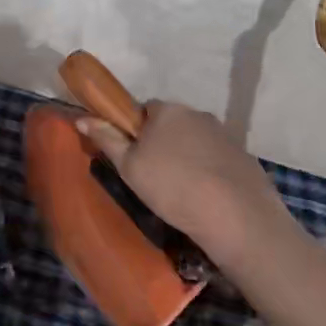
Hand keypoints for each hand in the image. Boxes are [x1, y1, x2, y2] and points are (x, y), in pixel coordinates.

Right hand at [77, 101, 302, 269]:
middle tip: (154, 177)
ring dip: (186, 157)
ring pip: (194, 141)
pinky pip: (215, 158)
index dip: (136, 132)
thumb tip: (82, 117)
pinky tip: (206, 196)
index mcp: (167, 109)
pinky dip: (208, 171)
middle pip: (170, 124)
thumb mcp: (129, 167)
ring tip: (181, 191)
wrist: (235, 216)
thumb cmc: (172, 187)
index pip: (143, 110)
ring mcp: (224, 133)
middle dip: (162, 143)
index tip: (135, 159)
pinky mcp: (243, 155)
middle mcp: (197, 113)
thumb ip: (107, 139)